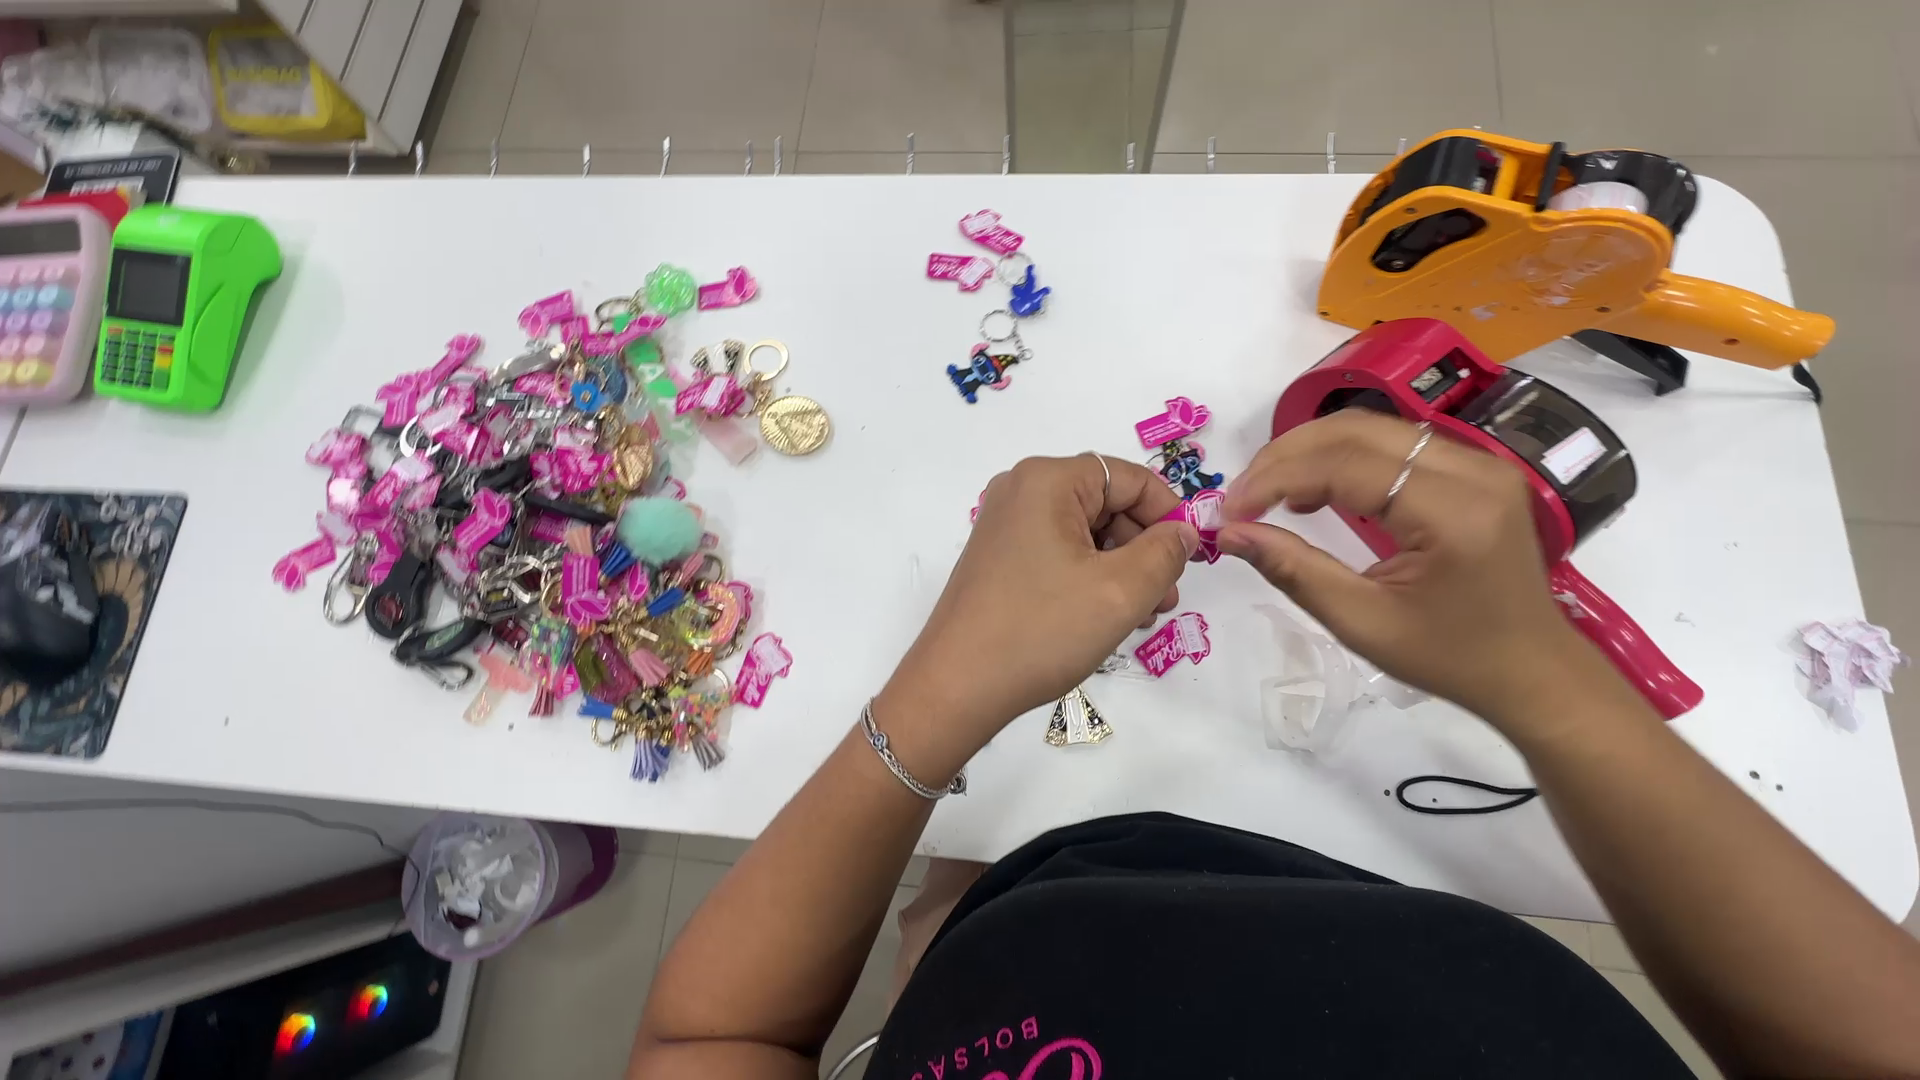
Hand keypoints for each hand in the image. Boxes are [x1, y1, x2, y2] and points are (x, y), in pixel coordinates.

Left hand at [875, 455, 1195, 774]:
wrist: (956, 687)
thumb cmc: (1041, 630)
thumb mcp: (1121, 591)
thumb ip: (1165, 553)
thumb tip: (1183, 532)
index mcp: (1047, 480)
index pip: (1130, 478)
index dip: (1170, 514)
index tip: (1191, 559)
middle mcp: (1020, 490)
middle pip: (1106, 503)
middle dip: (1144, 548)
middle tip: (1165, 598)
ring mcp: (1004, 525)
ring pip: (1084, 532)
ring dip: (1120, 568)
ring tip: (1140, 616)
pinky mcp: (997, 557)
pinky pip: (1058, 552)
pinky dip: (1088, 577)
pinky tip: (1105, 617)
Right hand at [1218, 410, 1593, 724]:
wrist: (1531, 669)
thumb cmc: (1449, 657)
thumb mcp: (1361, 623)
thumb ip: (1293, 569)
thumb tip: (1226, 534)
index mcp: (1452, 513)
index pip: (1345, 464)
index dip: (1275, 479)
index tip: (1228, 511)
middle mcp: (1473, 470)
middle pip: (1356, 430)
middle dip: (1284, 456)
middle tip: (1239, 497)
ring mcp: (1478, 463)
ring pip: (1370, 427)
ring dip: (1307, 452)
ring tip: (1264, 493)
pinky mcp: (1472, 468)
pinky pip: (1390, 443)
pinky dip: (1338, 457)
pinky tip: (1311, 490)